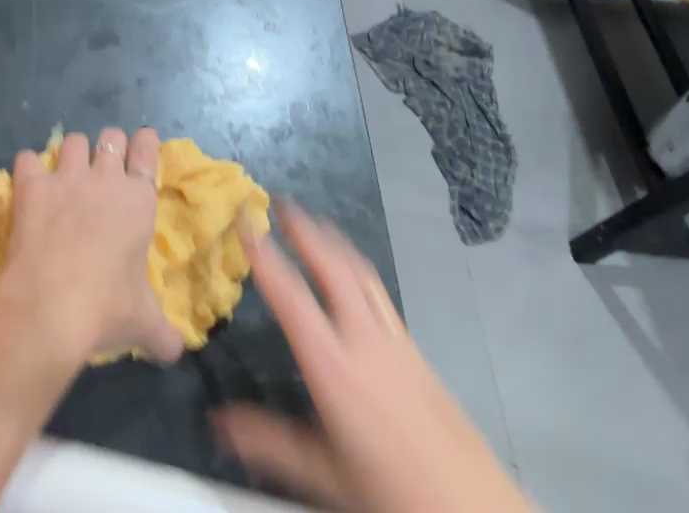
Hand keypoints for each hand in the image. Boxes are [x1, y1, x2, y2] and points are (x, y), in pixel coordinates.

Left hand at [0, 128, 183, 364]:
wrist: (51, 306)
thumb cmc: (106, 308)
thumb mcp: (143, 323)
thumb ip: (163, 334)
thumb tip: (176, 354)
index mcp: (139, 201)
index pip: (147, 151)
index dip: (144, 143)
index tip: (141, 142)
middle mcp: (106, 180)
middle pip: (111, 138)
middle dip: (108, 146)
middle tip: (102, 166)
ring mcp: (67, 179)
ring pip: (72, 141)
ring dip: (70, 154)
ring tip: (66, 173)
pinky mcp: (31, 187)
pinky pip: (28, 159)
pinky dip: (29, 168)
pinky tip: (29, 184)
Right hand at [213, 205, 530, 512]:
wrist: (471, 505)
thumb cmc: (388, 487)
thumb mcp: (320, 472)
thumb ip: (268, 441)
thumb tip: (218, 423)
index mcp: (334, 366)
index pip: (292, 298)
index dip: (267, 257)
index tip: (247, 224)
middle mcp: (366, 342)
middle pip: (334, 269)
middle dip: (307, 232)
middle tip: (282, 206)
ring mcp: (397, 342)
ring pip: (362, 275)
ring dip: (335, 243)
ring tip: (315, 224)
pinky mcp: (417, 351)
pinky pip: (381, 294)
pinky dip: (358, 269)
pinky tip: (354, 275)